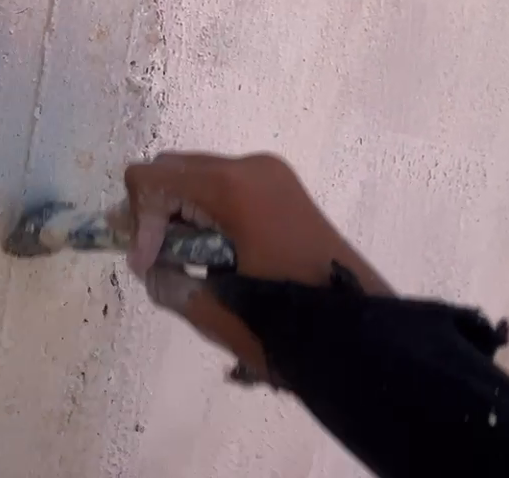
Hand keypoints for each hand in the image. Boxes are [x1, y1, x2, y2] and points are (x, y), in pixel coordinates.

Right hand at [123, 152, 390, 380]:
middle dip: (153, 211)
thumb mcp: (213, 310)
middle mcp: (248, 166)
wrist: (371, 341)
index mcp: (231, 187)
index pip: (150, 180)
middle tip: (152, 257)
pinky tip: (211, 249)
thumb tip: (144, 261)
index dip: (137, 221)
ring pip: (194, 173)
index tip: (145, 265)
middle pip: (170, 169)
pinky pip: (222, 184)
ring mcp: (268, 173)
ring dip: (177, 210)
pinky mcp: (281, 187)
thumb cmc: (288, 326)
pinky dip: (203, 209)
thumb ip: (164, 280)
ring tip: (181, 257)